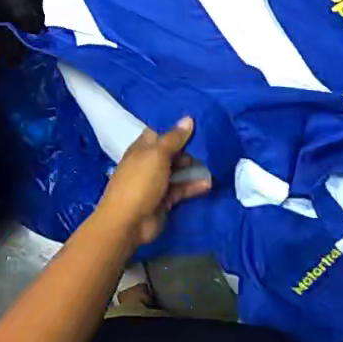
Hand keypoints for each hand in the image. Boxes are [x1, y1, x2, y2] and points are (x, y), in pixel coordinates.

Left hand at [96, 117, 212, 244]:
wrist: (128, 222)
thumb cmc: (140, 182)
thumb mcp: (157, 156)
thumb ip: (173, 139)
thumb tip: (188, 119)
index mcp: (141, 149)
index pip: (159, 133)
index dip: (175, 128)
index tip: (197, 121)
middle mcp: (148, 164)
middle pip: (171, 152)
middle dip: (189, 148)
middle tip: (211, 143)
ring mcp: (156, 183)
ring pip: (177, 171)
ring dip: (193, 168)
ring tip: (214, 163)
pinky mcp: (164, 200)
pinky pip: (181, 190)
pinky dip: (193, 187)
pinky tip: (208, 184)